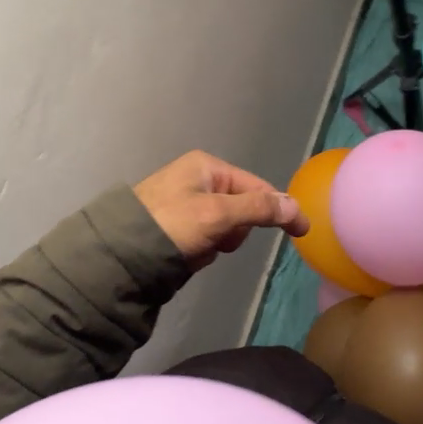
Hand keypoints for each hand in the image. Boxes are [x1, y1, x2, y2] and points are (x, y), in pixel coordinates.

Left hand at [134, 151, 307, 269]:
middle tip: (219, 239)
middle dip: (235, 230)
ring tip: (196, 248)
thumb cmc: (171, 226)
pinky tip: (186, 254)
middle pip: (242, 209)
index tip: (300, 232)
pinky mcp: (178, 227)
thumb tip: (296, 207)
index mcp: (207, 167)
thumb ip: (259, 209)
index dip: (278, 208)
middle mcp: (198, 180)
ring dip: (217, 243)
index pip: (257, 186)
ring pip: (226, 228)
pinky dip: (202, 249)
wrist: (122, 256)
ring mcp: (187, 204)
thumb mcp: (218, 214)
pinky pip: (207, 239)